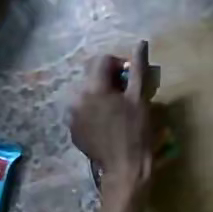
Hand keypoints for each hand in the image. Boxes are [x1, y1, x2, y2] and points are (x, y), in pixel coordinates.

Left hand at [70, 40, 156, 200]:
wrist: (124, 168)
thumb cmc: (136, 131)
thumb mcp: (139, 98)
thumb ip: (138, 68)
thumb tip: (140, 43)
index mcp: (93, 88)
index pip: (102, 60)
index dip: (119, 64)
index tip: (131, 77)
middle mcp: (77, 98)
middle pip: (93, 76)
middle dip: (110, 80)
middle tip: (128, 94)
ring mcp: (72, 116)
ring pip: (88, 93)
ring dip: (102, 95)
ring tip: (118, 109)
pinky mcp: (73, 130)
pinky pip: (83, 110)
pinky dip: (95, 110)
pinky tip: (109, 123)